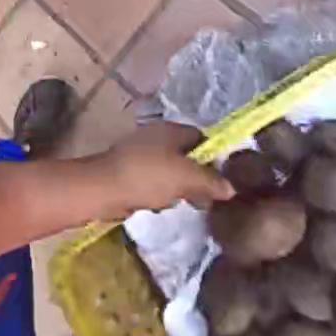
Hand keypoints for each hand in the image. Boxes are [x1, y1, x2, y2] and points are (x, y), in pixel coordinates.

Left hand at [93, 122, 234, 217]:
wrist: (105, 188)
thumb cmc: (148, 176)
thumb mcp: (186, 177)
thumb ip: (210, 181)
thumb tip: (230, 187)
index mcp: (170, 130)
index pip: (201, 137)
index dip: (214, 156)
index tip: (223, 179)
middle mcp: (156, 136)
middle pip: (187, 154)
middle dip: (198, 176)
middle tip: (206, 198)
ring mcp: (141, 152)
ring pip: (171, 169)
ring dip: (180, 187)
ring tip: (186, 203)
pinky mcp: (131, 170)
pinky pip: (155, 180)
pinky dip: (161, 192)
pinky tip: (161, 205)